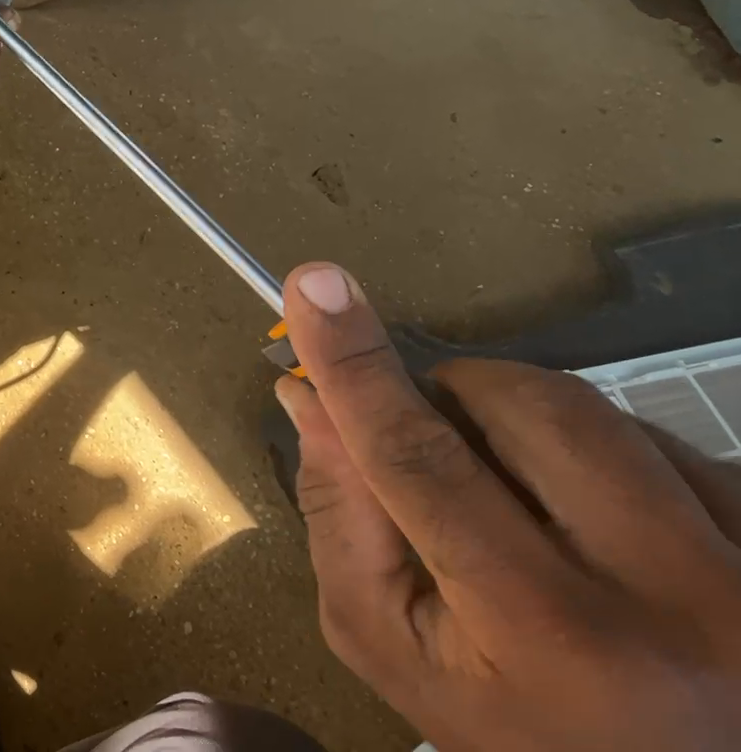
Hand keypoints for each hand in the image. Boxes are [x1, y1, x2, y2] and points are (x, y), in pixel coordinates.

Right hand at [274, 262, 740, 751]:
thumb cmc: (505, 721)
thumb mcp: (386, 640)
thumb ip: (337, 518)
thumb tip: (308, 396)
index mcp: (546, 632)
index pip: (420, 462)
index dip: (358, 368)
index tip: (313, 282)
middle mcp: (681, 596)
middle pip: (531, 410)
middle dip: (453, 392)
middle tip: (425, 427)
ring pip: (603, 415)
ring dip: (525, 427)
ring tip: (522, 500)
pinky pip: (676, 442)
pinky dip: (606, 455)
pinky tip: (601, 519)